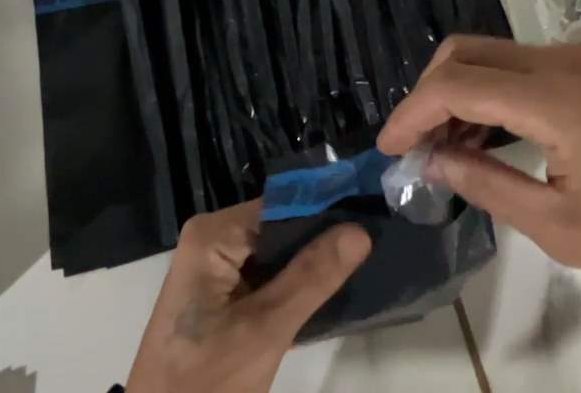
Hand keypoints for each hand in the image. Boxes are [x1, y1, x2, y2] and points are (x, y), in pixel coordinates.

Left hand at [126, 200, 371, 392]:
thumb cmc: (207, 379)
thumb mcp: (265, 329)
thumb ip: (311, 278)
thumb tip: (358, 230)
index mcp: (212, 235)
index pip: (280, 205)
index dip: (325, 208)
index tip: (371, 213)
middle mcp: (211, 239)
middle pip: (279, 225)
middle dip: (322, 237)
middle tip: (374, 244)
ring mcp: (214, 267)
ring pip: (276, 252)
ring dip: (312, 262)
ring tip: (363, 263)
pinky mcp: (221, 294)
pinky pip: (266, 274)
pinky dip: (294, 283)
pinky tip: (330, 289)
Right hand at [376, 35, 580, 304]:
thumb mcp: (562, 227)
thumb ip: (487, 186)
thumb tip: (432, 163)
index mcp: (556, 99)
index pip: (457, 85)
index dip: (412, 112)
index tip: (388, 147)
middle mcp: (564, 62)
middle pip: (467, 52)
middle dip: (428, 93)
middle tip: (414, 145)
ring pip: (492, 54)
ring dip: (459, 92)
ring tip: (445, 148)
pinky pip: (522, 65)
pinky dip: (491, 91)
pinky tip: (489, 135)